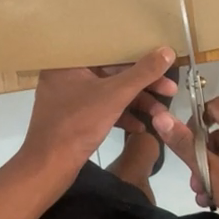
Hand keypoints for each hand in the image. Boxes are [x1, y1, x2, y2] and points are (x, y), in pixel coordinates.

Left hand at [20, 47, 176, 174]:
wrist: (48, 167)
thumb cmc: (77, 124)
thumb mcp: (115, 95)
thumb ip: (143, 73)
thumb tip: (167, 51)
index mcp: (69, 62)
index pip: (111, 51)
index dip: (140, 55)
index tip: (162, 63)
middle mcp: (67, 76)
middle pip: (114, 73)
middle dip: (144, 84)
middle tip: (170, 90)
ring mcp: (70, 98)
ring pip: (111, 93)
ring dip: (137, 102)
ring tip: (161, 113)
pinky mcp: (75, 118)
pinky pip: (103, 109)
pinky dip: (123, 115)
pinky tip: (142, 127)